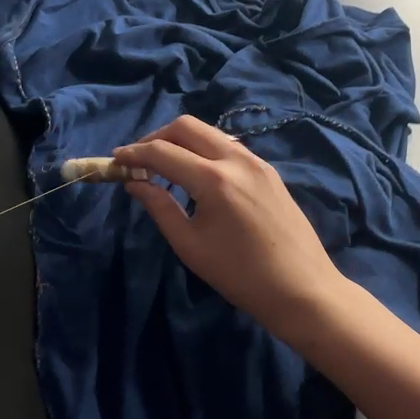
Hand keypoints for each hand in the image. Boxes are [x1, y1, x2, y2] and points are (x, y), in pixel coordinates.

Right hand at [115, 116, 348, 337]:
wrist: (304, 291)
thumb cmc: (241, 275)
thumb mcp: (190, 245)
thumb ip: (159, 207)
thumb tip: (134, 182)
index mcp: (214, 180)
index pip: (162, 152)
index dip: (134, 153)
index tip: (115, 159)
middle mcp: (236, 160)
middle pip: (186, 127)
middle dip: (156, 137)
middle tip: (140, 160)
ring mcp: (256, 162)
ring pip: (208, 132)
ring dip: (181, 140)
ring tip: (165, 165)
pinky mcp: (268, 170)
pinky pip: (227, 145)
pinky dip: (203, 149)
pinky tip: (196, 173)